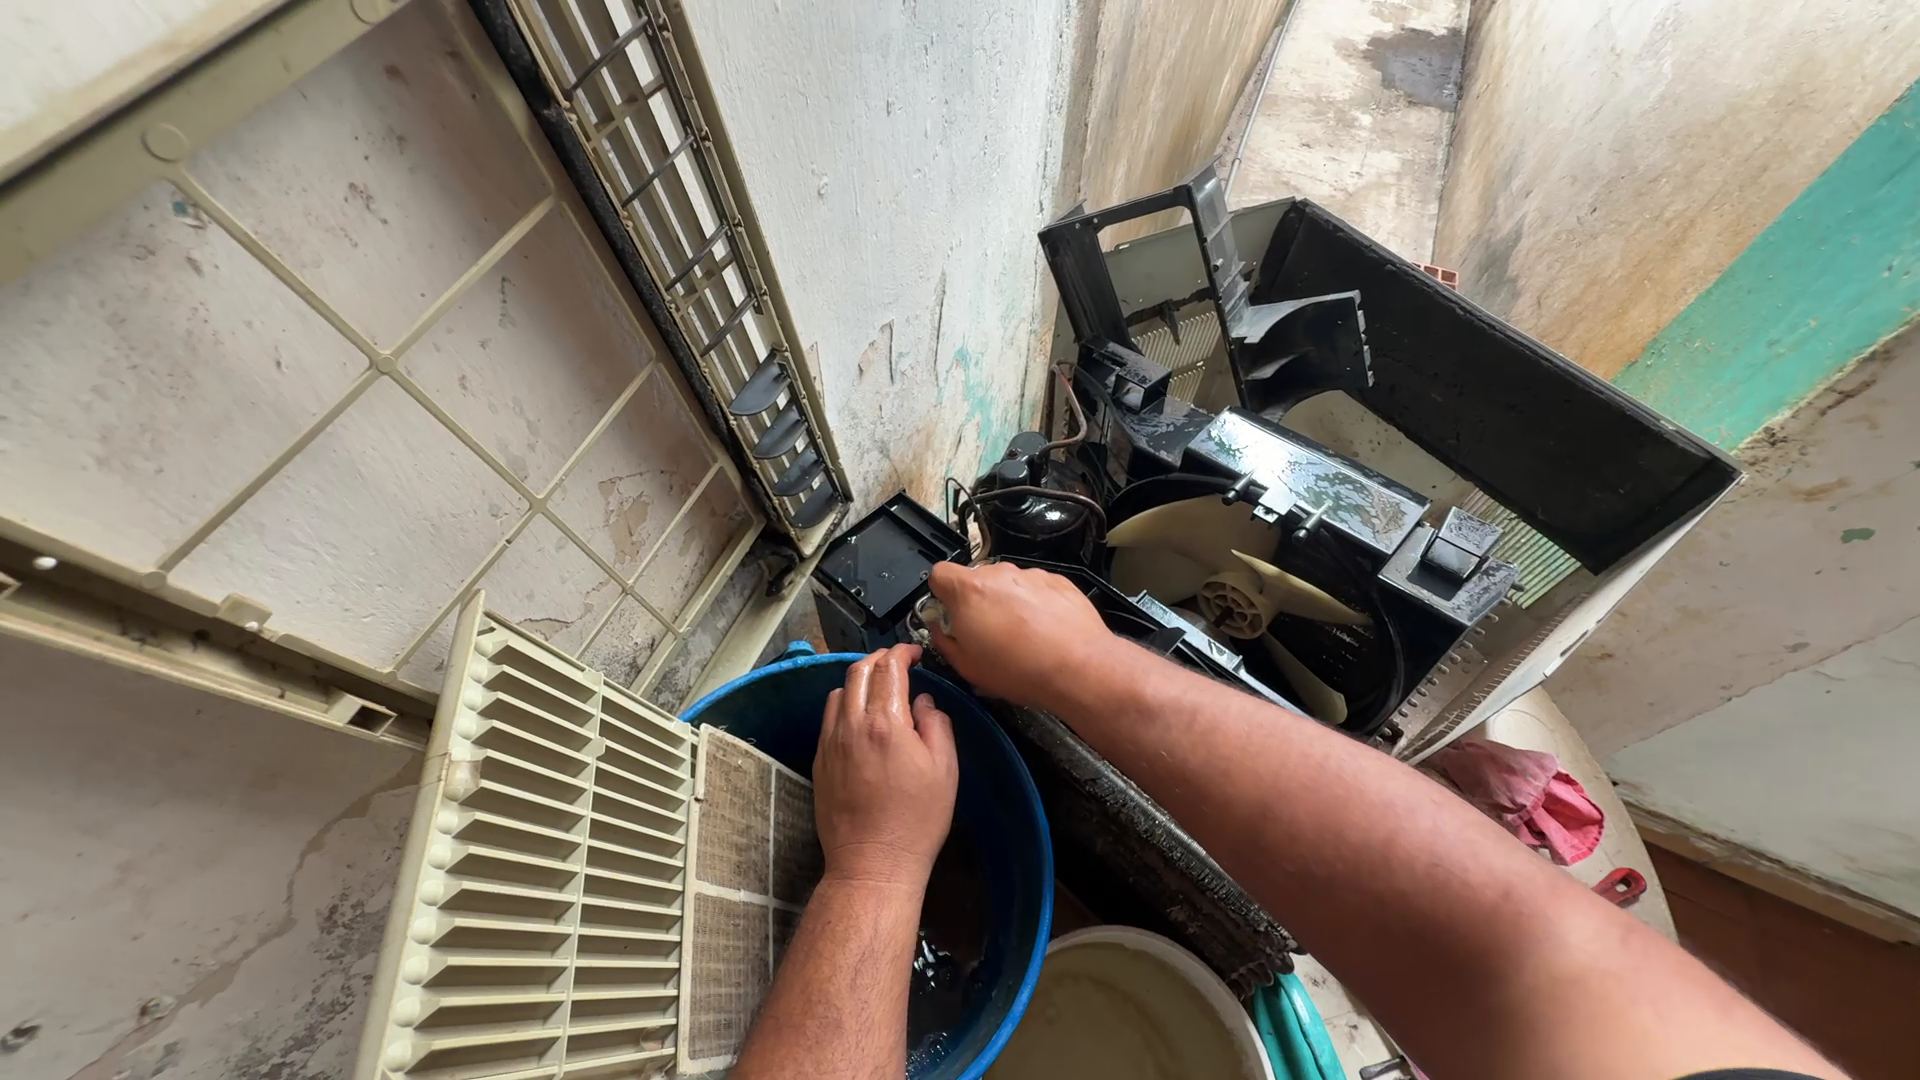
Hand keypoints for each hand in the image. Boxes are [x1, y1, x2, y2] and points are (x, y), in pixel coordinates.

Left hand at [812, 643, 957, 890]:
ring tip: (879, 688)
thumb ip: (937, 725)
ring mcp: (830, 743)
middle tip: (898, 661)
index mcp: (885, 723)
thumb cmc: (916, 820)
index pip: (889, 668)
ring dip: (859, 680)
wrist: (872, 863)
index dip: (902, 652)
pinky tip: (860, 718)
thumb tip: (923, 701)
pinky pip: (829, 718)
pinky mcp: (820, 761)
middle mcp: (851, 726)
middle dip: (879, 658)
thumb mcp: (945, 770)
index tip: (914, 653)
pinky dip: (845, 704)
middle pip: (858, 671)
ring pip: (838, 691)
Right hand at [926, 561, 1116, 710]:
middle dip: (977, 603)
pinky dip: (1035, 605)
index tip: (949, 613)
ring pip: (1008, 585)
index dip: (941, 593)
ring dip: (1008, 605)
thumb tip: (940, 629)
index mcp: (969, 591)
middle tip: (987, 636)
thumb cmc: (1022, 669)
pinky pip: (1035, 589)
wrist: (1078, 667)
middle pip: (976, 580)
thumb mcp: (967, 667)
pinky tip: (1043, 633)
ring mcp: (1030, 575)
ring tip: (1021, 639)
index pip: (939, 573)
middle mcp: (999, 574)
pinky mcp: (1057, 581)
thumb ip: (944, 640)